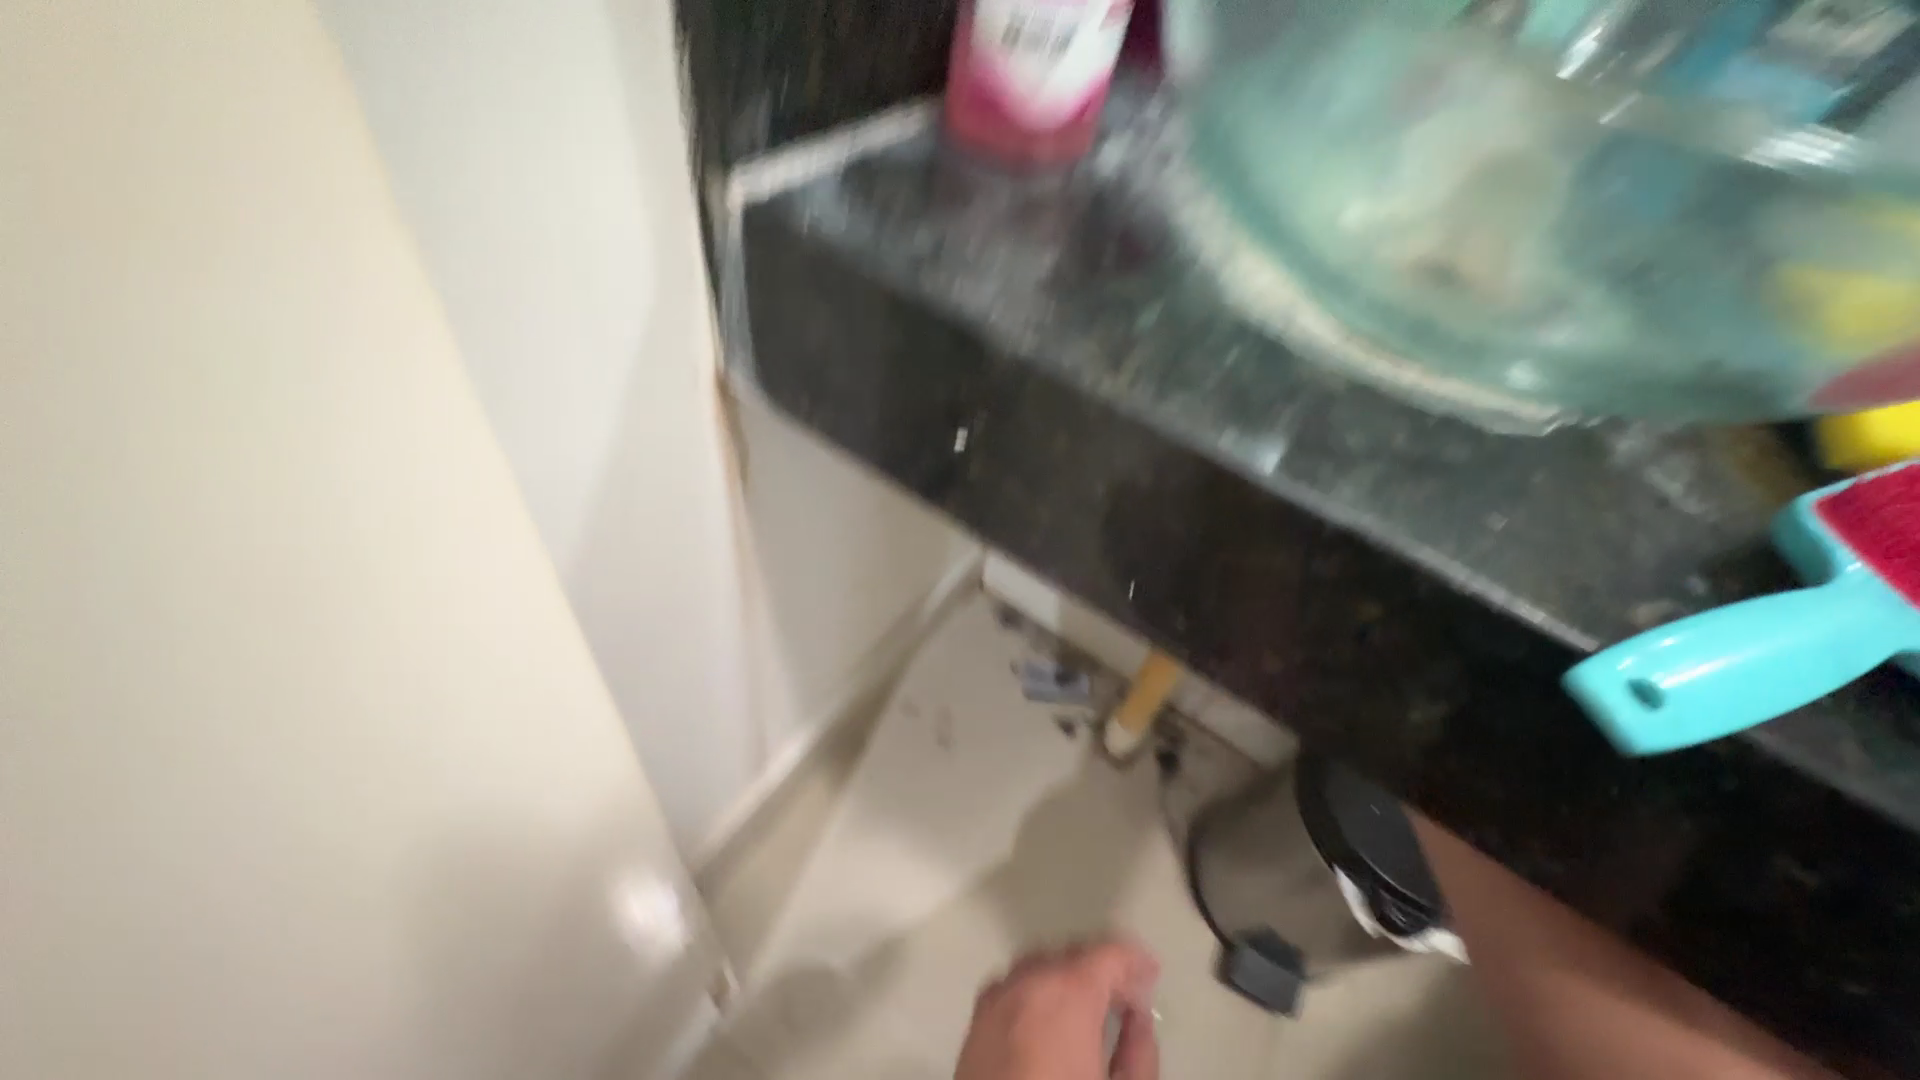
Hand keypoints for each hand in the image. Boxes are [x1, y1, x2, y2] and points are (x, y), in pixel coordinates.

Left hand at [954, 940, 1160, 1079]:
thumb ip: (1138, 1051)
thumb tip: (1138, 1022)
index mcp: (1069, 994)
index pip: (1109, 954)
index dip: (1136, 961)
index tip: (1151, 975)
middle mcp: (1029, 982)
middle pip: (1074, 955)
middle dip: (1103, 970)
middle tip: (1127, 999)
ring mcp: (998, 997)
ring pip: (1042, 965)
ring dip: (1069, 977)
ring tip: (1091, 1009)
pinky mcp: (977, 1018)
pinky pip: (1015, 985)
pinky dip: (1038, 989)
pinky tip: (1051, 1020)